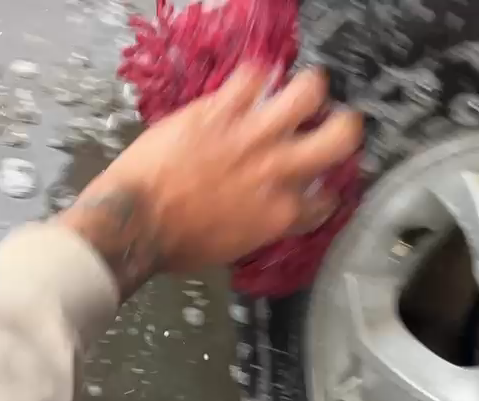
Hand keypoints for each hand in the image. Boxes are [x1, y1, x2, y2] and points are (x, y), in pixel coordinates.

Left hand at [56, 66, 363, 296]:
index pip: (325, 199)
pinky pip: (254, 74)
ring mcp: (252, 135)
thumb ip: (259, 224)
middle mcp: (277, 171)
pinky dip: (252, 80)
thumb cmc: (175, 244)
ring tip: (290, 99)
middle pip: (341, 136)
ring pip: (309, 90)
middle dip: (339, 129)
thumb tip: (265, 210)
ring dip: (304, 92)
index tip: (316, 186)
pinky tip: (244, 91)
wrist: (137, 222)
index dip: (323, 191)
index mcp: (279, 215)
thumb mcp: (229, 248)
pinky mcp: (222, 109)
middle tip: (324, 127)